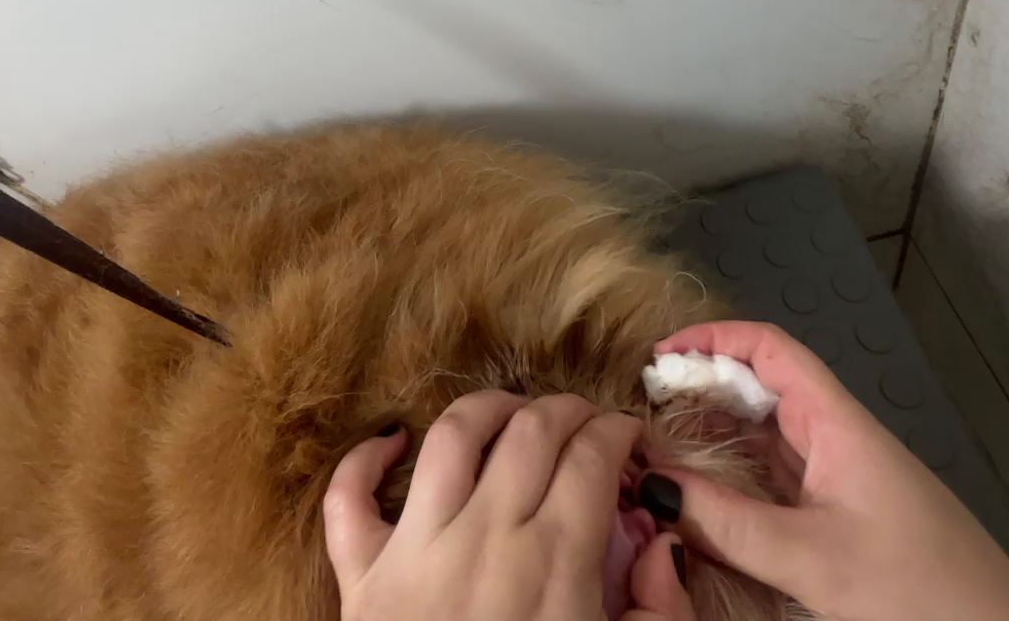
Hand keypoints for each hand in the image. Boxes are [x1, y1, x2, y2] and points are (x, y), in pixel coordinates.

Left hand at [322, 391, 647, 620]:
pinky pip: (348, 498)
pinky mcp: (360, 576)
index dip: (617, 432)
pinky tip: (390, 441)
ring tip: (513, 414)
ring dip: (489, 408)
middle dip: (569, 409)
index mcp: (553, 567)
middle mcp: (484, 539)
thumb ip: (657, 617)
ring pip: (452, 436)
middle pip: (532, 431)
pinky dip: (362, 460)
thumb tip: (660, 543)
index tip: (629, 437)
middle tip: (585, 421)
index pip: (591, 459)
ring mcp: (414, 551)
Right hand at [642, 322, 1008, 620]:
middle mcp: (834, 437)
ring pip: (764, 433)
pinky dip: (731, 472)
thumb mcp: (814, 559)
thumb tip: (649, 481)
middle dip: (702, 386)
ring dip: (712, 432)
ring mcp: (837, 477)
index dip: (712, 338)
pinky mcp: (839, 514)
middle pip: (760, 386)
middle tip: (647, 405)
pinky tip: (702, 491)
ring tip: (660, 443)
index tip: (660, 356)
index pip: (770, 347)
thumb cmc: (920, 592)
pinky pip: (772, 474)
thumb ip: (727, 522)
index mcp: (837, 423)